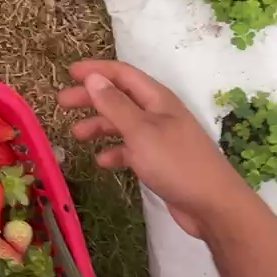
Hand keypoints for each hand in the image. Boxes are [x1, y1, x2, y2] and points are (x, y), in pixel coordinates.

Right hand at [59, 60, 253, 238]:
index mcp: (156, 98)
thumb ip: (115, 104)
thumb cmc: (176, 163)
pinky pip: (132, 149)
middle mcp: (158, 112)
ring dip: (100, 125)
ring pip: (123, 123)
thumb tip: (93, 78)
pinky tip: (102, 161)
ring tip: (76, 134)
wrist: (214, 206)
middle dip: (91, 98)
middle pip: (119, 97)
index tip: (69, 72)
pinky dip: (115, 151)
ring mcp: (160, 137)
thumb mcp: (140, 131)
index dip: (95, 70)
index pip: (122, 74)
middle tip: (62, 103)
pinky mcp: (161, 160)